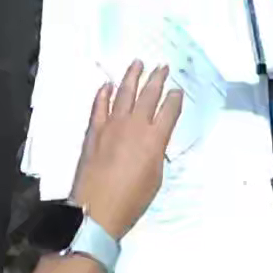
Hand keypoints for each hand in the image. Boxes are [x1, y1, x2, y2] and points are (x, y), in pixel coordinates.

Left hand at [72, 60, 182, 237]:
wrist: (97, 209)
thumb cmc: (132, 199)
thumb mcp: (155, 177)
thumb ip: (156, 152)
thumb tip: (153, 140)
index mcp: (155, 139)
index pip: (170, 110)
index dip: (175, 98)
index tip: (178, 90)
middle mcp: (136, 126)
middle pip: (149, 95)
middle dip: (157, 79)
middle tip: (163, 67)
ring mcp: (112, 125)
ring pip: (124, 93)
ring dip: (132, 76)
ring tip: (138, 63)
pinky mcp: (94, 130)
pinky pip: (100, 105)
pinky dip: (104, 93)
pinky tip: (108, 85)